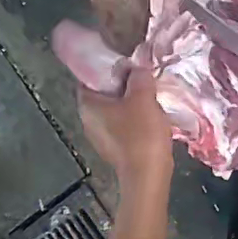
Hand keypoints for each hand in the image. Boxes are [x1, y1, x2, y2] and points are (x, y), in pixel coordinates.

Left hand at [79, 68, 173, 189]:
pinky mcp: (114, 148)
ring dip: (130, 102)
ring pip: (114, 110)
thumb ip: (138, 76)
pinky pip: (123, 125)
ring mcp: (100, 137)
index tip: (125, 63)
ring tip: (149, 95)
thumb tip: (137, 67)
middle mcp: (87, 121)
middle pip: (103, 93)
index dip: (106, 67)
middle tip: (141, 77)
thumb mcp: (142, 96)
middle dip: (122, 85)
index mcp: (87, 106)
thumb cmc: (140, 132)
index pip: (88, 77)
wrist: (148, 175)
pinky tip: (150, 117)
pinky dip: (134, 119)